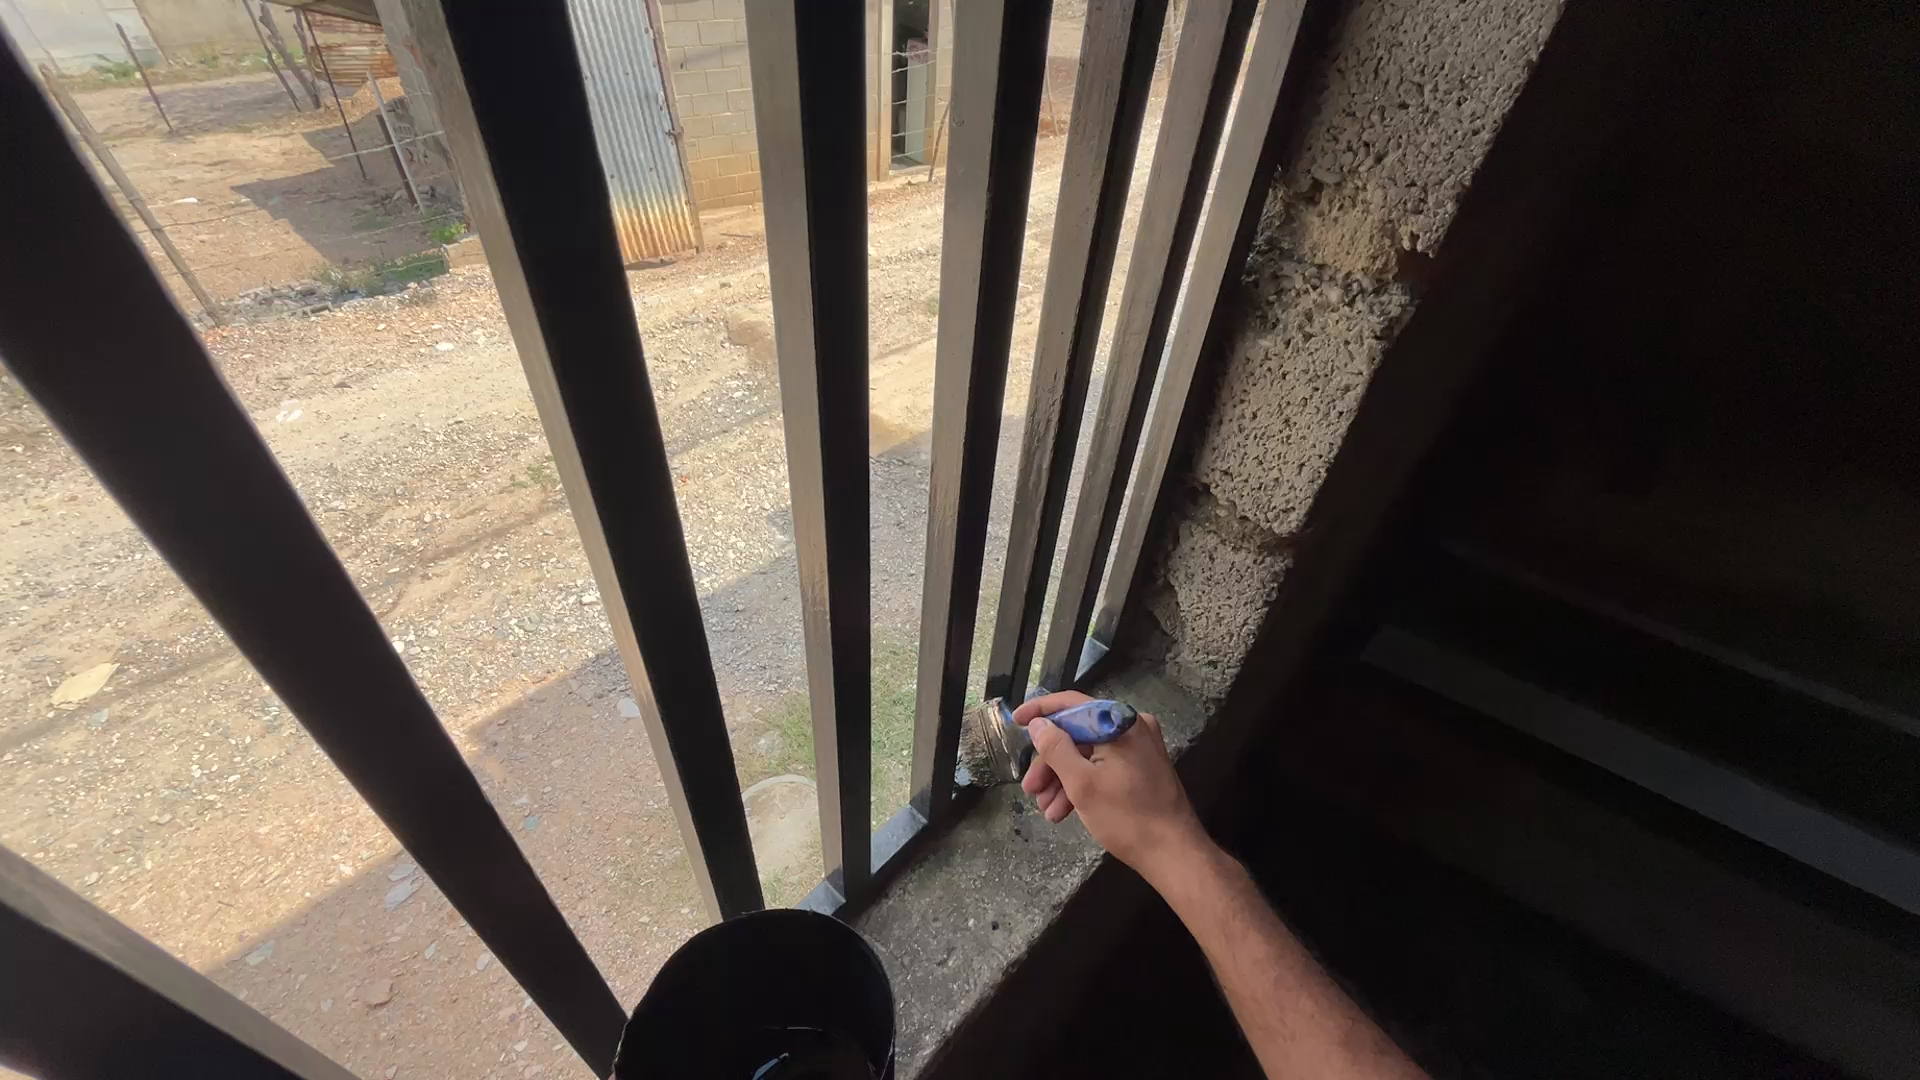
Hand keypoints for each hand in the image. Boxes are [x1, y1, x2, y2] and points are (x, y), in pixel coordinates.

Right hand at [1014, 691, 1207, 884]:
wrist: (1175, 854)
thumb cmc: (1127, 818)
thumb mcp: (1081, 783)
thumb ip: (1055, 748)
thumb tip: (1038, 724)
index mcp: (1119, 722)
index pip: (1071, 704)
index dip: (1040, 711)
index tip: (1016, 721)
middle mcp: (1131, 727)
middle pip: (1078, 734)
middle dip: (1050, 762)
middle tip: (1030, 788)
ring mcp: (1139, 747)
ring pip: (1088, 753)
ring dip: (1063, 779)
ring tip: (1047, 809)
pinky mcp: (1142, 766)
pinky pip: (1104, 765)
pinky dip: (1083, 783)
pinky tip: (1065, 811)